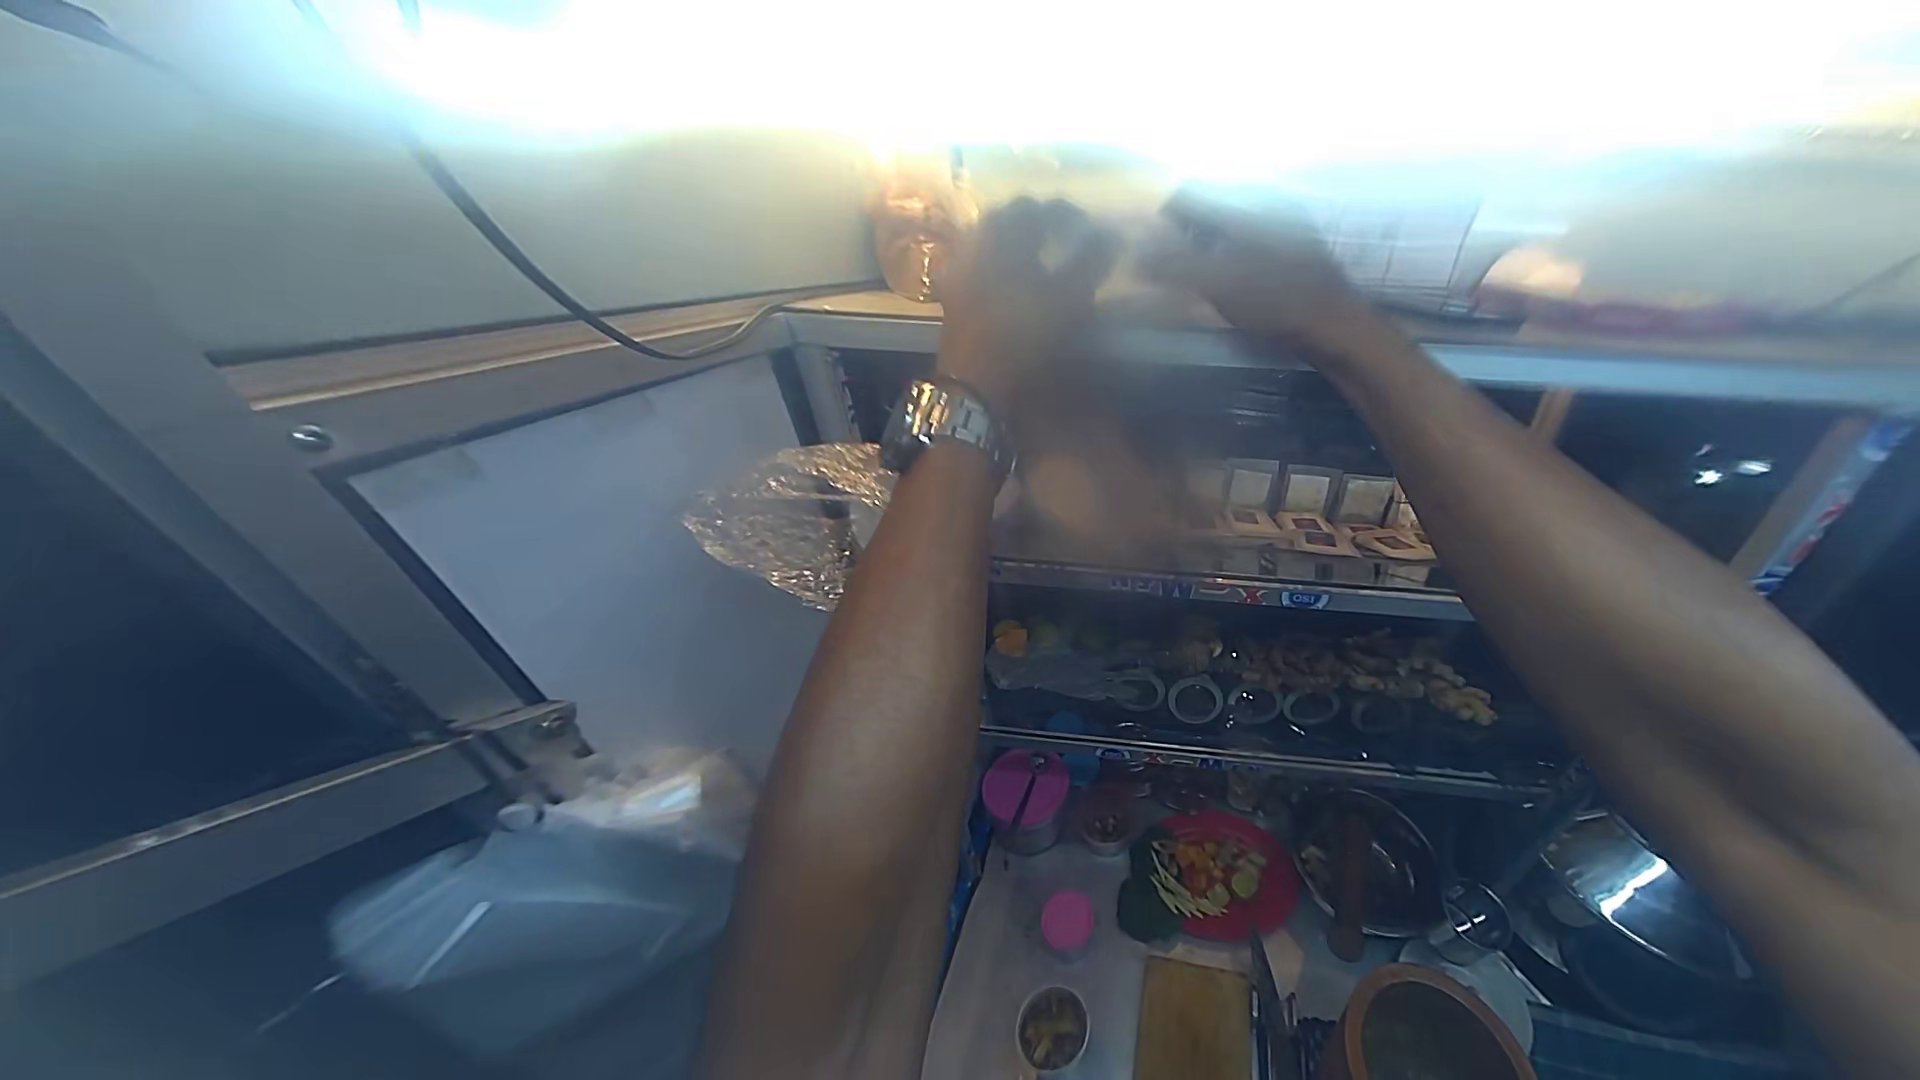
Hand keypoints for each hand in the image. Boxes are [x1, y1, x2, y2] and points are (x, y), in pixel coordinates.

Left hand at [935, 198, 1117, 415]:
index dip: (1068, 214)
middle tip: (1062, 238)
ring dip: (1015, 242)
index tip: (1087, 228)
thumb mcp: (1069, 297)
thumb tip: (1110, 235)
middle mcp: (977, 241)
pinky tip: (1011, 283)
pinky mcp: (952, 294)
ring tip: (1039, 260)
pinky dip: (997, 265)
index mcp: (1006, 233)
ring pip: (990, 240)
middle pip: (1009, 218)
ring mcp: (959, 267)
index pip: (1040, 207)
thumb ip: (1092, 260)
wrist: (973, 377)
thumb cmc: (1024, 334)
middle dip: (1038, 223)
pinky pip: (977, 265)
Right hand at [1145, 189, 1385, 356]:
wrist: (1332, 324)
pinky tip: (1223, 282)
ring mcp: (1279, 220)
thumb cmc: (1275, 301)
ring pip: (1222, 223)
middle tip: (1166, 267)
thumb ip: (1173, 265)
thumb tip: (1134, 256)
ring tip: (1191, 278)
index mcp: (1247, 200)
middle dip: (1180, 233)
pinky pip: (1241, 238)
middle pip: (1205, 206)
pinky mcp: (1288, 244)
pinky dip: (1222, 253)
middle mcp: (1265, 200)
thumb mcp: (1217, 282)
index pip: (1186, 192)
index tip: (1148, 250)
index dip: (1160, 219)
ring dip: (1200, 245)